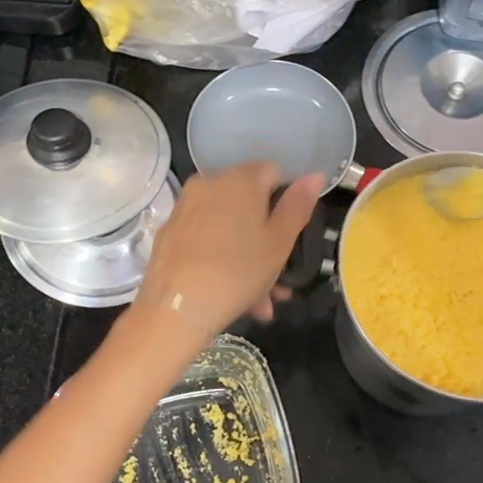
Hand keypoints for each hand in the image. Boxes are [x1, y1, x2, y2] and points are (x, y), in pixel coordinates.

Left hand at [127, 163, 325, 346]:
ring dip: (247, 260)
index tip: (291, 239)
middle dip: (267, 242)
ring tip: (259, 303)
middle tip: (278, 282)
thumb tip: (315, 175)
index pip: (273, 174)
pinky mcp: (168, 235)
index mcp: (239, 179)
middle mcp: (207, 184)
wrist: (176, 309)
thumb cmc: (238, 272)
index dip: (287, 204)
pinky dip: (220, 262)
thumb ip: (298, 205)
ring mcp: (184, 209)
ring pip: (227, 229)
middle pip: (248, 206)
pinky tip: (232, 299)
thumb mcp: (280, 242)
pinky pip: (205, 242)